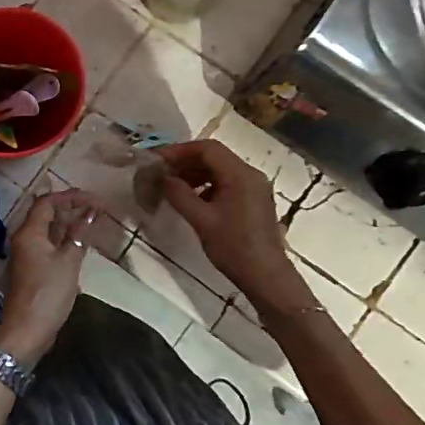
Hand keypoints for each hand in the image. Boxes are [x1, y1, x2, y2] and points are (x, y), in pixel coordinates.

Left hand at [0, 190, 97, 365]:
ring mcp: (27, 255)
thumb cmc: (48, 293)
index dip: (69, 196)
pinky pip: (49, 245)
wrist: (27, 331)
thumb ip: (80, 234)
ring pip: (48, 230)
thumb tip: (91, 211)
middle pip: (46, 214)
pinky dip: (65, 240)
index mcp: (29, 233)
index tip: (93, 198)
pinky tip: (80, 243)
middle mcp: (24, 239)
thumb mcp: (68, 262)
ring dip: (69, 224)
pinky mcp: (33, 269)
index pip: (47, 202)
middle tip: (96, 209)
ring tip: (93, 222)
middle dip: (70, 208)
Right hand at [155, 141, 312, 310]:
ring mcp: (255, 188)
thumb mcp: (202, 220)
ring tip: (172, 186)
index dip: (180, 151)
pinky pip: (227, 184)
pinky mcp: (254, 201)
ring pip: (221, 170)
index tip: (158, 160)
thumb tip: (162, 178)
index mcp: (241, 174)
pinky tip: (192, 201)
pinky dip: (207, 186)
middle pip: (215, 157)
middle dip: (186, 162)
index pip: (208, 149)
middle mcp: (251, 175)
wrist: (265, 276)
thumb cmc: (234, 247)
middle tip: (161, 173)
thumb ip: (180, 195)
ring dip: (196, 174)